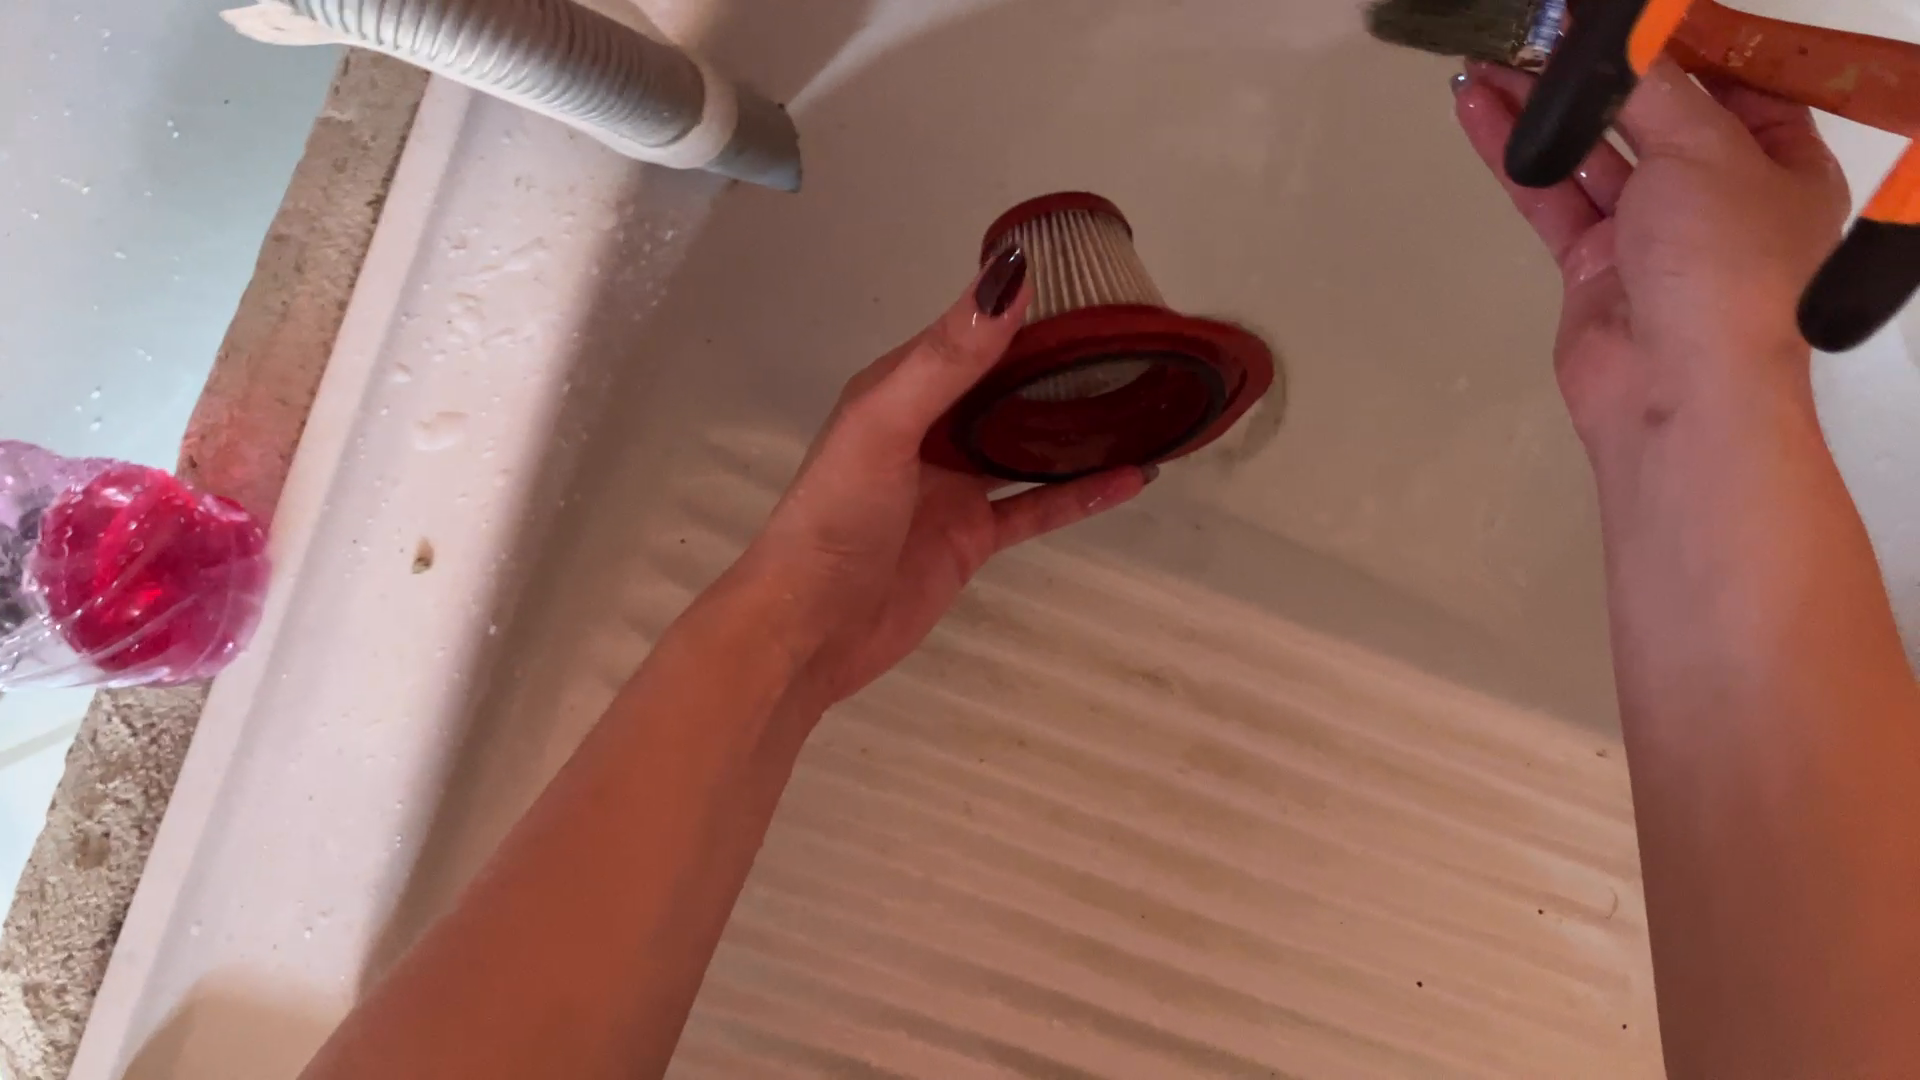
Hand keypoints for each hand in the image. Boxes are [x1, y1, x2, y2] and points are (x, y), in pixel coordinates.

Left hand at [729, 247, 1153, 711]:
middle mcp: (930, 431)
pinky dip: (1080, 494)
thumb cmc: (836, 517)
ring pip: (1025, 446)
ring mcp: (954, 487)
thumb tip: (1012, 278)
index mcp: (900, 389)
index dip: (1025, 312)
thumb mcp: (885, 425)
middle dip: (1058, 368)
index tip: (1092, 292)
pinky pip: (1035, 507)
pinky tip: (1129, 478)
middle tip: (1133, 346)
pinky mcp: (973, 537)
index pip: (972, 335)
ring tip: (1142, 405)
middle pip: (1004, 389)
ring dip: (1075, 429)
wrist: (813, 628)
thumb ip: (946, 358)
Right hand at [1453, 60, 1849, 452]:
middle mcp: (1710, 188)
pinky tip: (1483, 123)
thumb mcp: (1704, 157)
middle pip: (1639, 116)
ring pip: (1584, 157)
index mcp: (1775, 155)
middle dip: (1581, 79)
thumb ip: (1654, 99)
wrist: (1670, 380)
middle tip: (1523, 41)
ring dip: (1536, 115)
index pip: (1716, 79)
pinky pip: (1550, 201)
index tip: (1599, 25)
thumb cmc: (1720, 263)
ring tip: (1482, 72)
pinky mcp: (1586, 265)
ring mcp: (1643, 230)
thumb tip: (1618, 52)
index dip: (1661, 48)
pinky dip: (1517, 163)